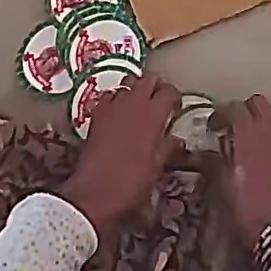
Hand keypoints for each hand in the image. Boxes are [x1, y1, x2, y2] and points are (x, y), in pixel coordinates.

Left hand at [58, 72, 179, 239]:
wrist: (94, 192)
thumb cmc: (132, 181)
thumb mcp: (157, 166)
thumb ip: (168, 147)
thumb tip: (176, 139)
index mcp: (154, 114)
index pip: (169, 90)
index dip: (174, 96)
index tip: (175, 107)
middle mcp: (134, 103)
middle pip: (148, 79)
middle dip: (156, 86)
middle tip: (158, 101)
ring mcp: (112, 106)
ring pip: (127, 84)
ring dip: (135, 90)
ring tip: (138, 106)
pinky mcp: (96, 114)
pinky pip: (108, 96)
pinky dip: (114, 100)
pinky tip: (116, 113)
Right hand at [219, 95, 270, 243]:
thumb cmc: (246, 207)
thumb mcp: (222, 186)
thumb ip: (214, 162)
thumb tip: (205, 150)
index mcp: (249, 137)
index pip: (235, 108)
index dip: (222, 112)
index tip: (213, 125)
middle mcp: (270, 133)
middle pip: (259, 103)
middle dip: (244, 109)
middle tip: (232, 126)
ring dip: (262, 122)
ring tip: (251, 139)